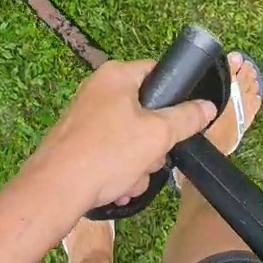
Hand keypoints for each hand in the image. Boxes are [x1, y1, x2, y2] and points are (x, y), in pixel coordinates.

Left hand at [20, 60, 217, 213]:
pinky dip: (117, 171)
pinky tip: (116, 189)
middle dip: (153, 144)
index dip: (175, 97)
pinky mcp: (77, 141)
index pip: (157, 73)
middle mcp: (98, 89)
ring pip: (129, 137)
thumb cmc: (107, 153)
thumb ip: (186, 119)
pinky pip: (110, 151)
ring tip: (129, 181)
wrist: (55, 189)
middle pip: (145, 111)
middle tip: (151, 160)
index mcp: (116, 75)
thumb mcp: (157, 135)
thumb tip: (207, 106)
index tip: (182, 123)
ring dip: (137, 164)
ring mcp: (85, 115)